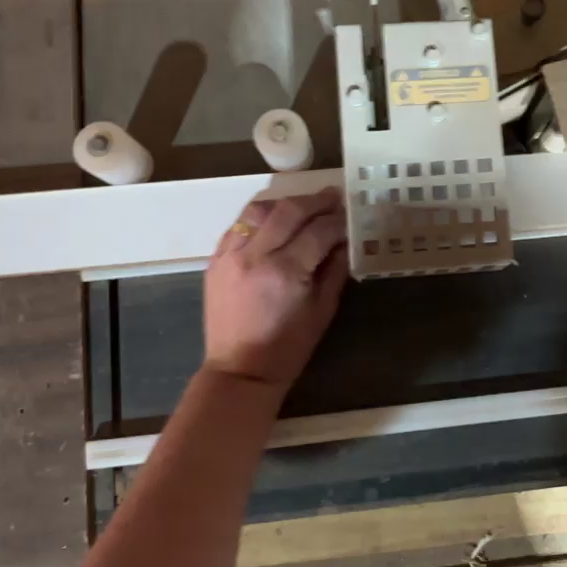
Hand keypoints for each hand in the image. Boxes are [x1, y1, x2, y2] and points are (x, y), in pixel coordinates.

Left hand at [202, 188, 349, 389]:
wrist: (240, 370)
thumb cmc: (288, 348)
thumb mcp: (323, 311)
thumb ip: (335, 270)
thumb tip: (344, 241)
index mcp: (286, 271)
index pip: (319, 231)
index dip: (339, 221)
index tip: (350, 217)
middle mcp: (256, 255)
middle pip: (289, 210)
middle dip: (316, 201)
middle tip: (334, 197)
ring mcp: (231, 254)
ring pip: (260, 209)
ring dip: (285, 202)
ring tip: (304, 205)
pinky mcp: (216, 259)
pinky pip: (239, 225)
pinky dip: (260, 217)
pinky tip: (274, 221)